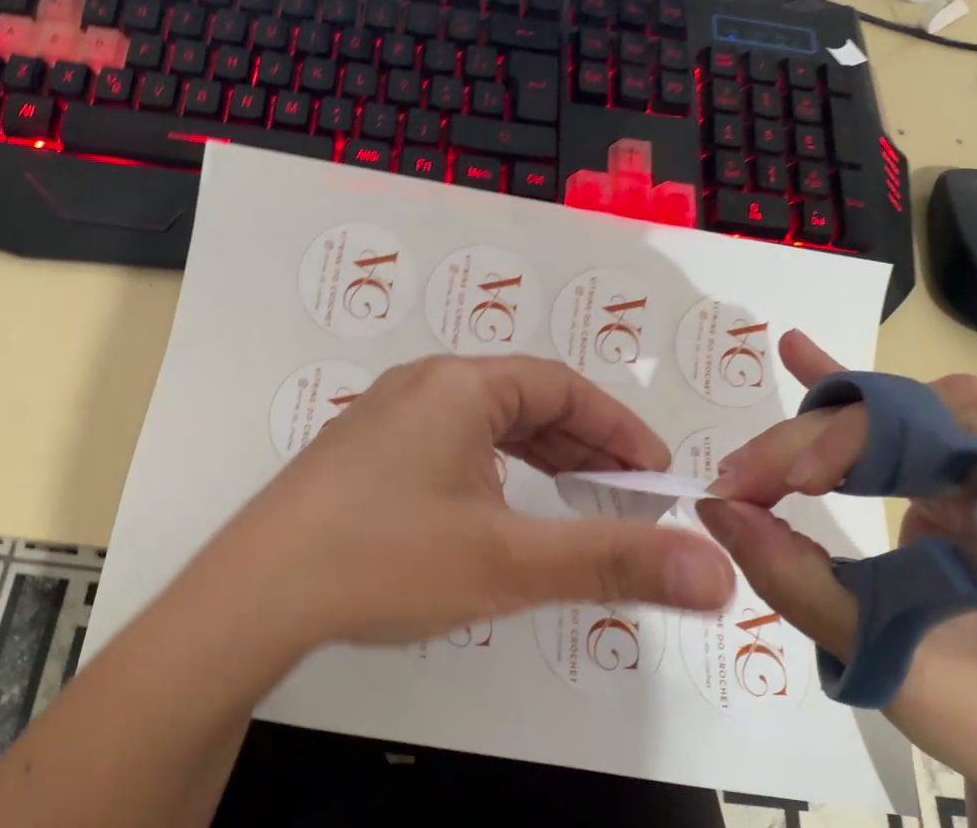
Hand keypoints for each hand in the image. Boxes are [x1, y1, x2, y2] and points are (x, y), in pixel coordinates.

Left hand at [207, 354, 737, 648]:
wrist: (258, 591)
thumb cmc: (386, 558)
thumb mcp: (509, 560)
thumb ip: (614, 562)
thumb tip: (717, 572)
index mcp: (459, 385)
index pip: (561, 385)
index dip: (617, 427)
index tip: (656, 474)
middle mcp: (421, 385)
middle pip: (522, 400)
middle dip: (580, 447)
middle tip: (624, 497)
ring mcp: (385, 418)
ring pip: (482, 425)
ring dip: (536, 461)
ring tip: (573, 506)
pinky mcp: (362, 454)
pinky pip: (447, 446)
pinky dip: (490, 473)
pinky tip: (497, 515)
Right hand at [696, 331, 976, 827]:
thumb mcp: (892, 658)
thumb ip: (799, 580)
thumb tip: (715, 509)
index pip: (946, 426)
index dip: (855, 437)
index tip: (786, 487)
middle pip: (913, 414)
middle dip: (818, 439)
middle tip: (743, 481)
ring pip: (902, 418)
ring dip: (822, 427)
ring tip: (756, 452)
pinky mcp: (970, 497)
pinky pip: (905, 439)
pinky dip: (849, 414)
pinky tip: (801, 361)